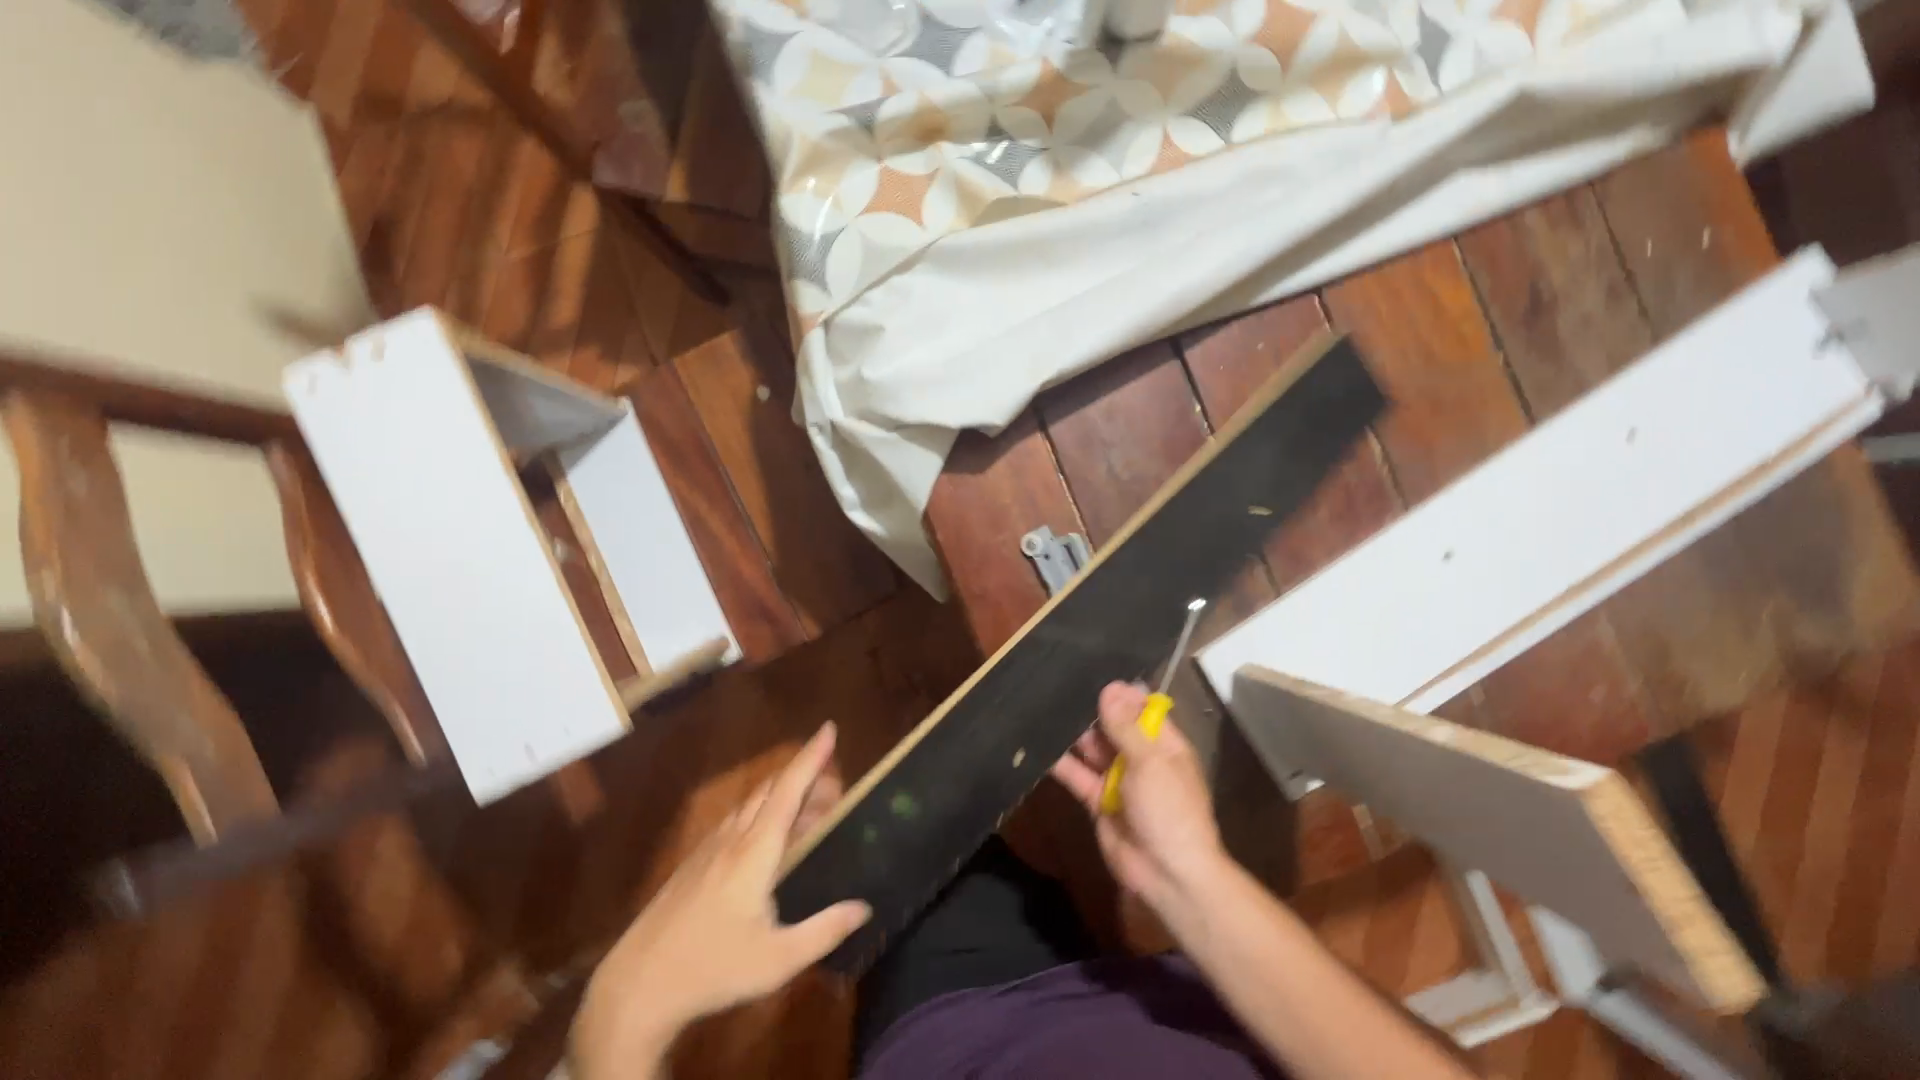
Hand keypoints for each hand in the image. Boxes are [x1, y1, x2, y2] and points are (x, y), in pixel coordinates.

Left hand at [571, 723, 869, 1076]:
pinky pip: (735, 825)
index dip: (811, 758)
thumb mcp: (778, 960)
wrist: (638, 986)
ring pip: (750, 807)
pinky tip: (768, 844)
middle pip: (770, 792)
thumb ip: (825, 930)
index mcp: (755, 853)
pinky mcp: (693, 867)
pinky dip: (762, 818)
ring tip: (810, 814)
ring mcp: (707, 852)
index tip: (829, 728)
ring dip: (782, 798)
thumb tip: (863, 907)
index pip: (788, 791)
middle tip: (836, 789)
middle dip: (804, 778)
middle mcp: (731, 841)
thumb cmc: (712, 969)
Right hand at [1051, 682, 1227, 912]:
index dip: (1120, 694)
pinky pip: (1079, 777)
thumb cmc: (1169, 810)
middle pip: (1114, 728)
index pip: (1143, 710)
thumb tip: (1111, 687)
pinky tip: (1041, 746)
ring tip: (1045, 708)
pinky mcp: (1098, 802)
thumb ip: (1126, 726)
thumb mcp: (1151, 762)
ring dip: (1075, 735)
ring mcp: (1119, 781)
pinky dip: (1063, 764)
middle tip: (1059, 686)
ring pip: (1094, 751)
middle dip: (1092, 712)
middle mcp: (1142, 759)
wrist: (1167, 874)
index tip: (1090, 671)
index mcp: (1165, 746)